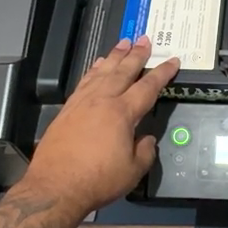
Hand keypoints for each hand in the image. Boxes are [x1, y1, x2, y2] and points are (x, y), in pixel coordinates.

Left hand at [23, 37, 179, 214]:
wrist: (55, 187)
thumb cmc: (98, 180)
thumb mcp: (134, 171)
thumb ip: (145, 150)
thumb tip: (146, 139)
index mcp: (122, 113)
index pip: (147, 87)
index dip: (162, 73)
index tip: (172, 61)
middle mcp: (102, 101)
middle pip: (123, 71)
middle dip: (136, 54)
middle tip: (145, 39)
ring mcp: (82, 103)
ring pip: (102, 72)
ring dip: (115, 56)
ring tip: (123, 43)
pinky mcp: (67, 110)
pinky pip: (84, 81)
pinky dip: (94, 70)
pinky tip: (97, 65)